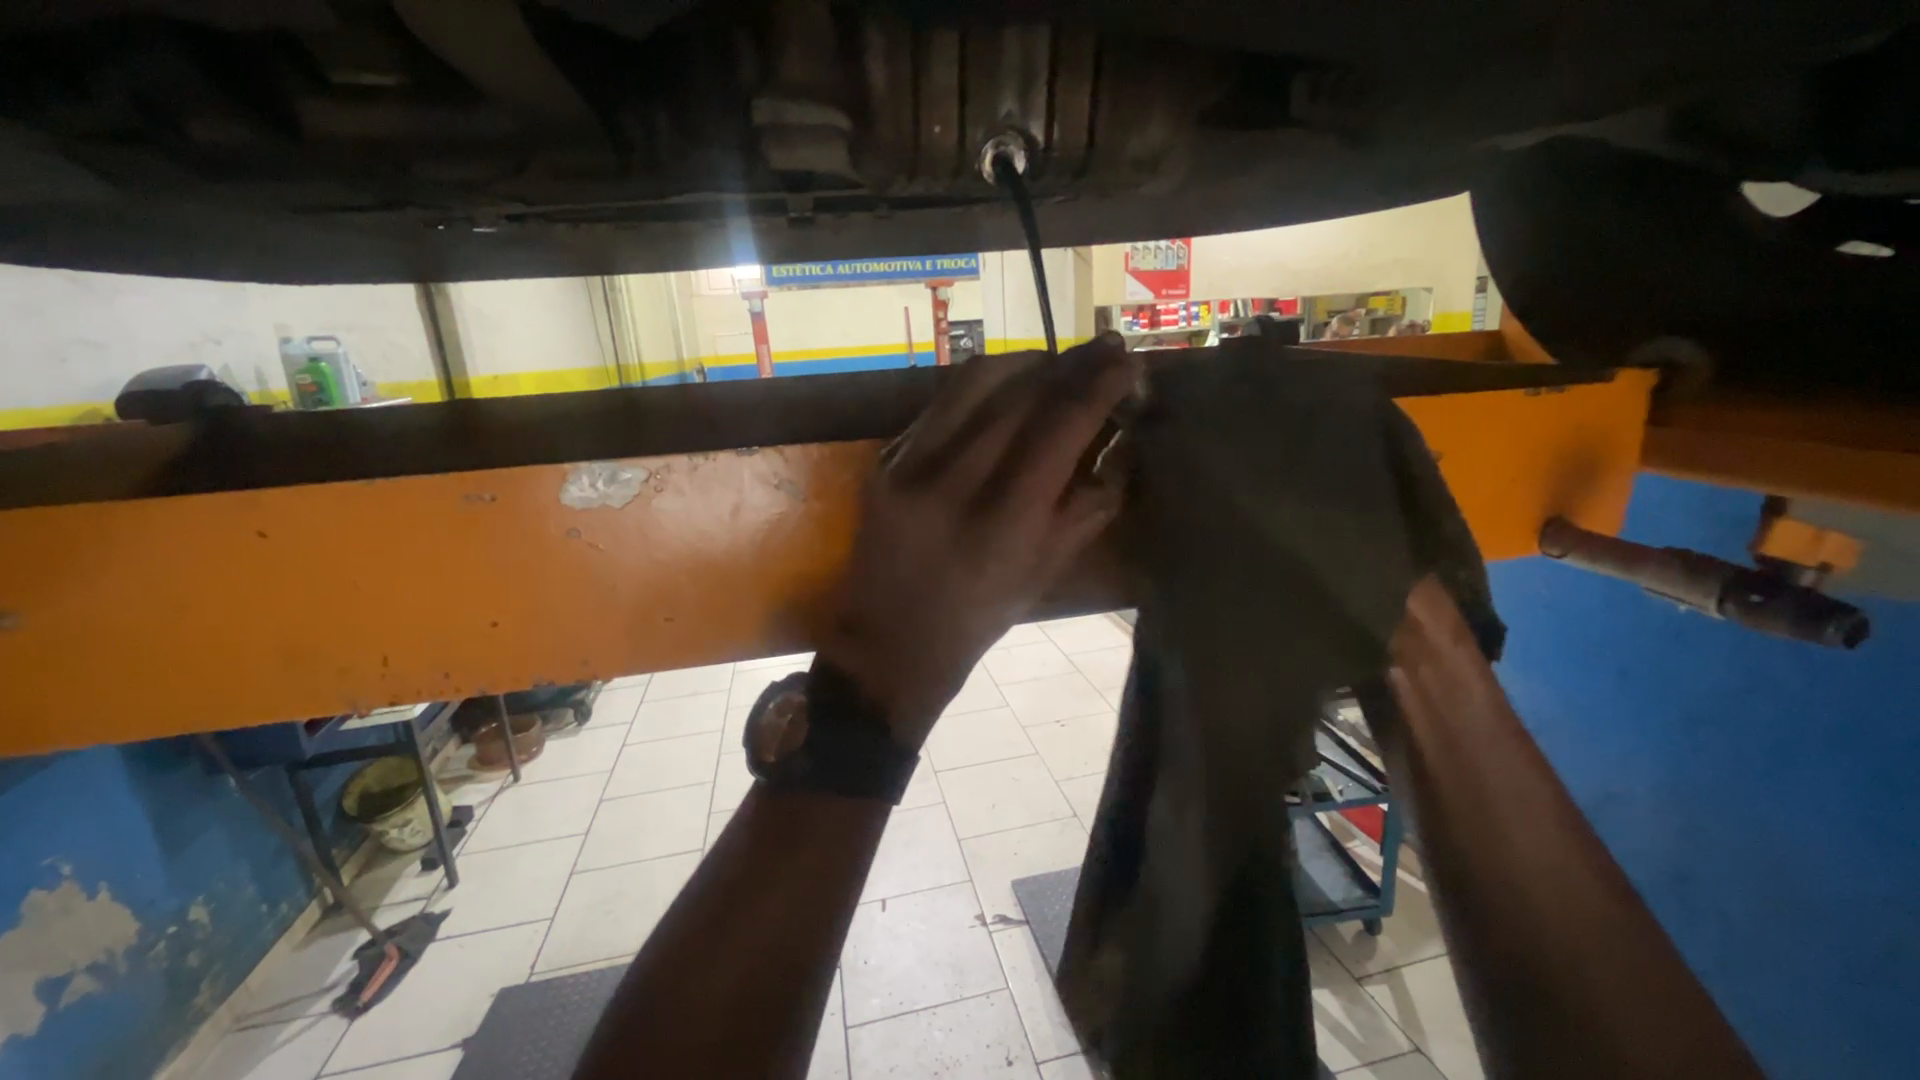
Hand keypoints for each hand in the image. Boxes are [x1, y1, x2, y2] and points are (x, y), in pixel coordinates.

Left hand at [817, 336, 1141, 747]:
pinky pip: (942, 403)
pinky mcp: (886, 458)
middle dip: (1070, 363)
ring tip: (1057, 363)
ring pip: (975, 381)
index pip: (1060, 426)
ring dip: (1026, 362)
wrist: (888, 643)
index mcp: (1003, 522)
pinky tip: (1007, 388)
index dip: (1100, 385)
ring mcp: (910, 465)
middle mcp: (952, 482)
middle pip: (1020, 392)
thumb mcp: (1047, 572)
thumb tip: (1120, 443)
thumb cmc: (980, 617)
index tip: (1129, 362)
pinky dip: (983, 386)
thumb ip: (1090, 505)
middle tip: (1103, 349)